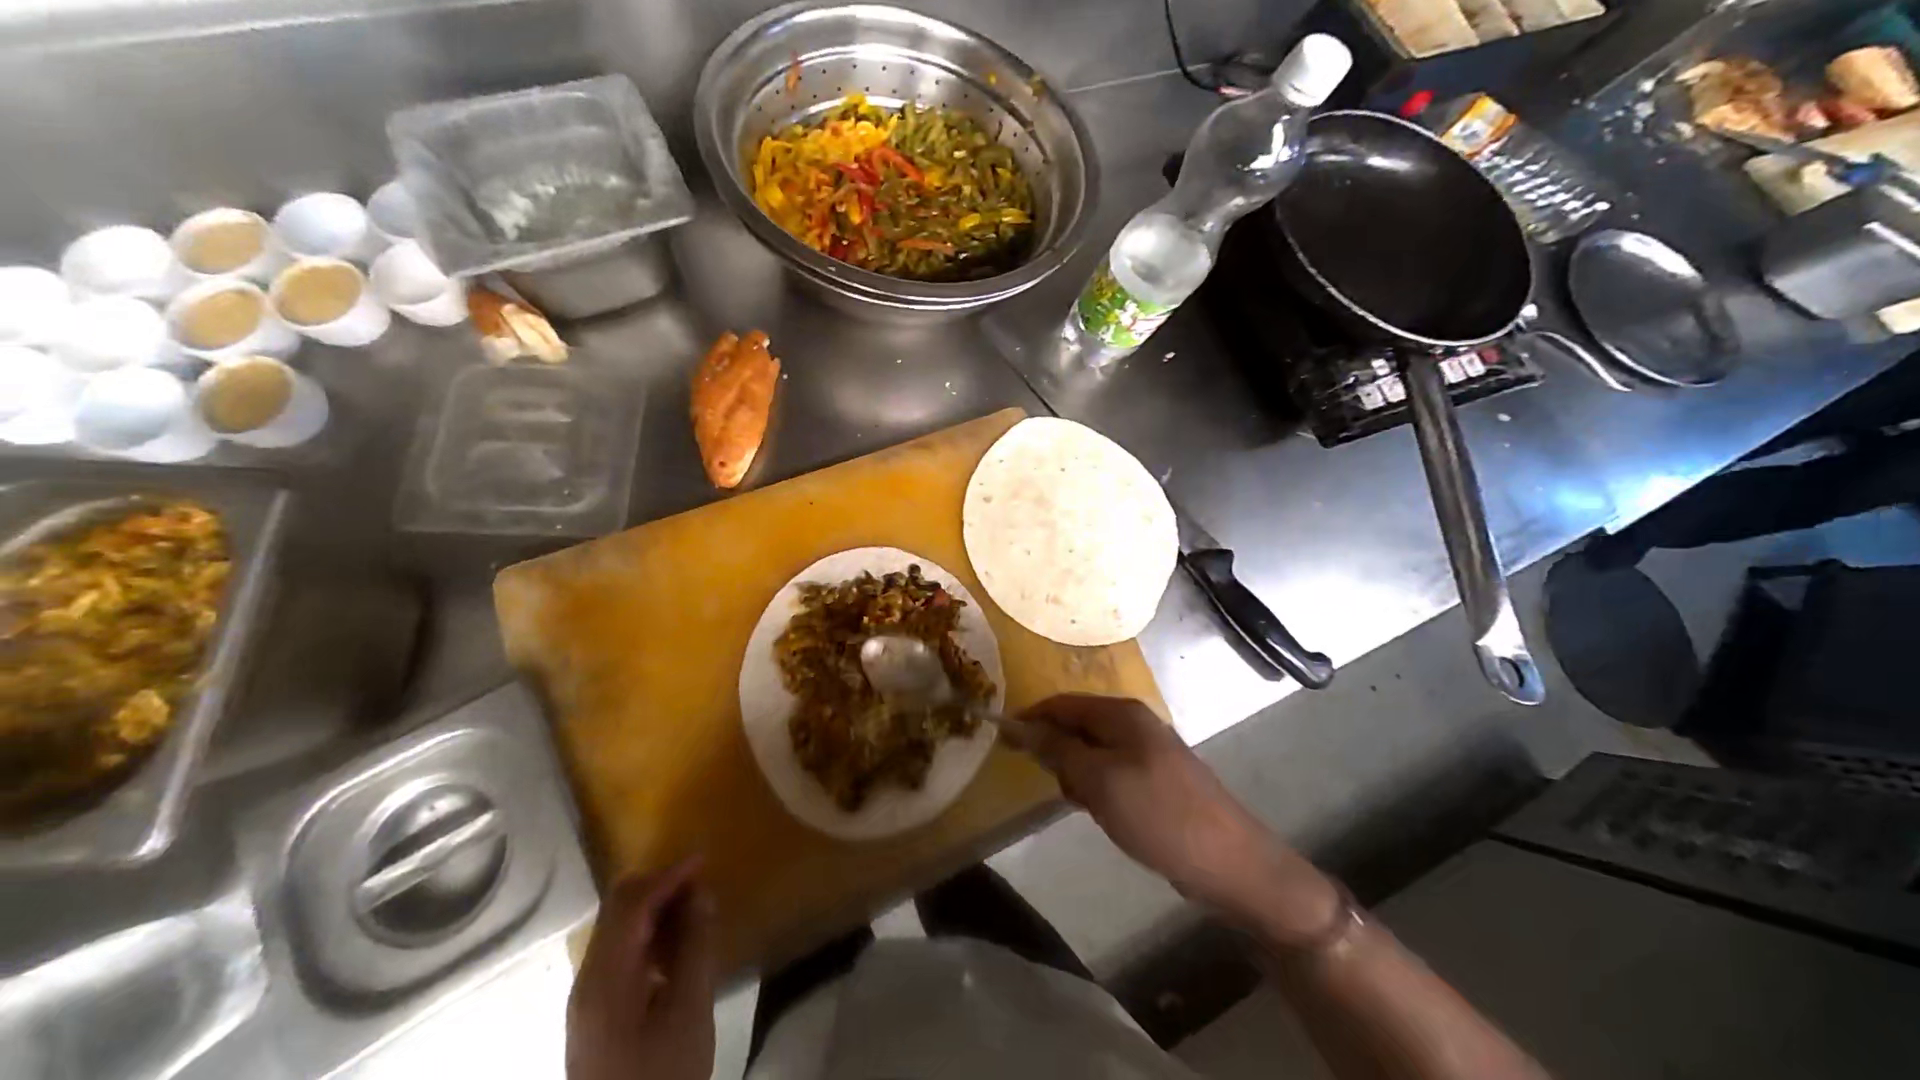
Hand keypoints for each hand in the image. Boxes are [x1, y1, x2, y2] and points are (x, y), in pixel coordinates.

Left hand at [567, 859, 717, 1079]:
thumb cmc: (664, 1078)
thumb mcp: (690, 1011)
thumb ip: (694, 947)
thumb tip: (700, 895)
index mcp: (605, 978)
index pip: (631, 905)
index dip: (668, 876)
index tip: (704, 860)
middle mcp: (587, 981)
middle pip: (617, 912)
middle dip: (659, 888)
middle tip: (701, 882)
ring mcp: (588, 1000)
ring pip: (618, 931)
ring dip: (654, 911)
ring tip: (696, 910)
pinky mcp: (596, 1015)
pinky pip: (620, 955)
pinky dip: (648, 937)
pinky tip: (676, 949)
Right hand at [1002, 695, 1277, 911]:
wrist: (1230, 863)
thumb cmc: (1159, 815)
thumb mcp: (1099, 781)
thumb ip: (1058, 750)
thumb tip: (1020, 726)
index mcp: (1122, 713)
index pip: (1061, 703)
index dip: (1030, 719)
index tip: (1001, 742)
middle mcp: (1135, 723)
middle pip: (1076, 725)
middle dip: (1057, 752)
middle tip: (1058, 787)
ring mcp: (1148, 751)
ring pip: (1092, 753)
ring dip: (1077, 775)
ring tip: (1085, 806)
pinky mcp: (1155, 779)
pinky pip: (1111, 773)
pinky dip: (1097, 789)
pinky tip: (1104, 814)